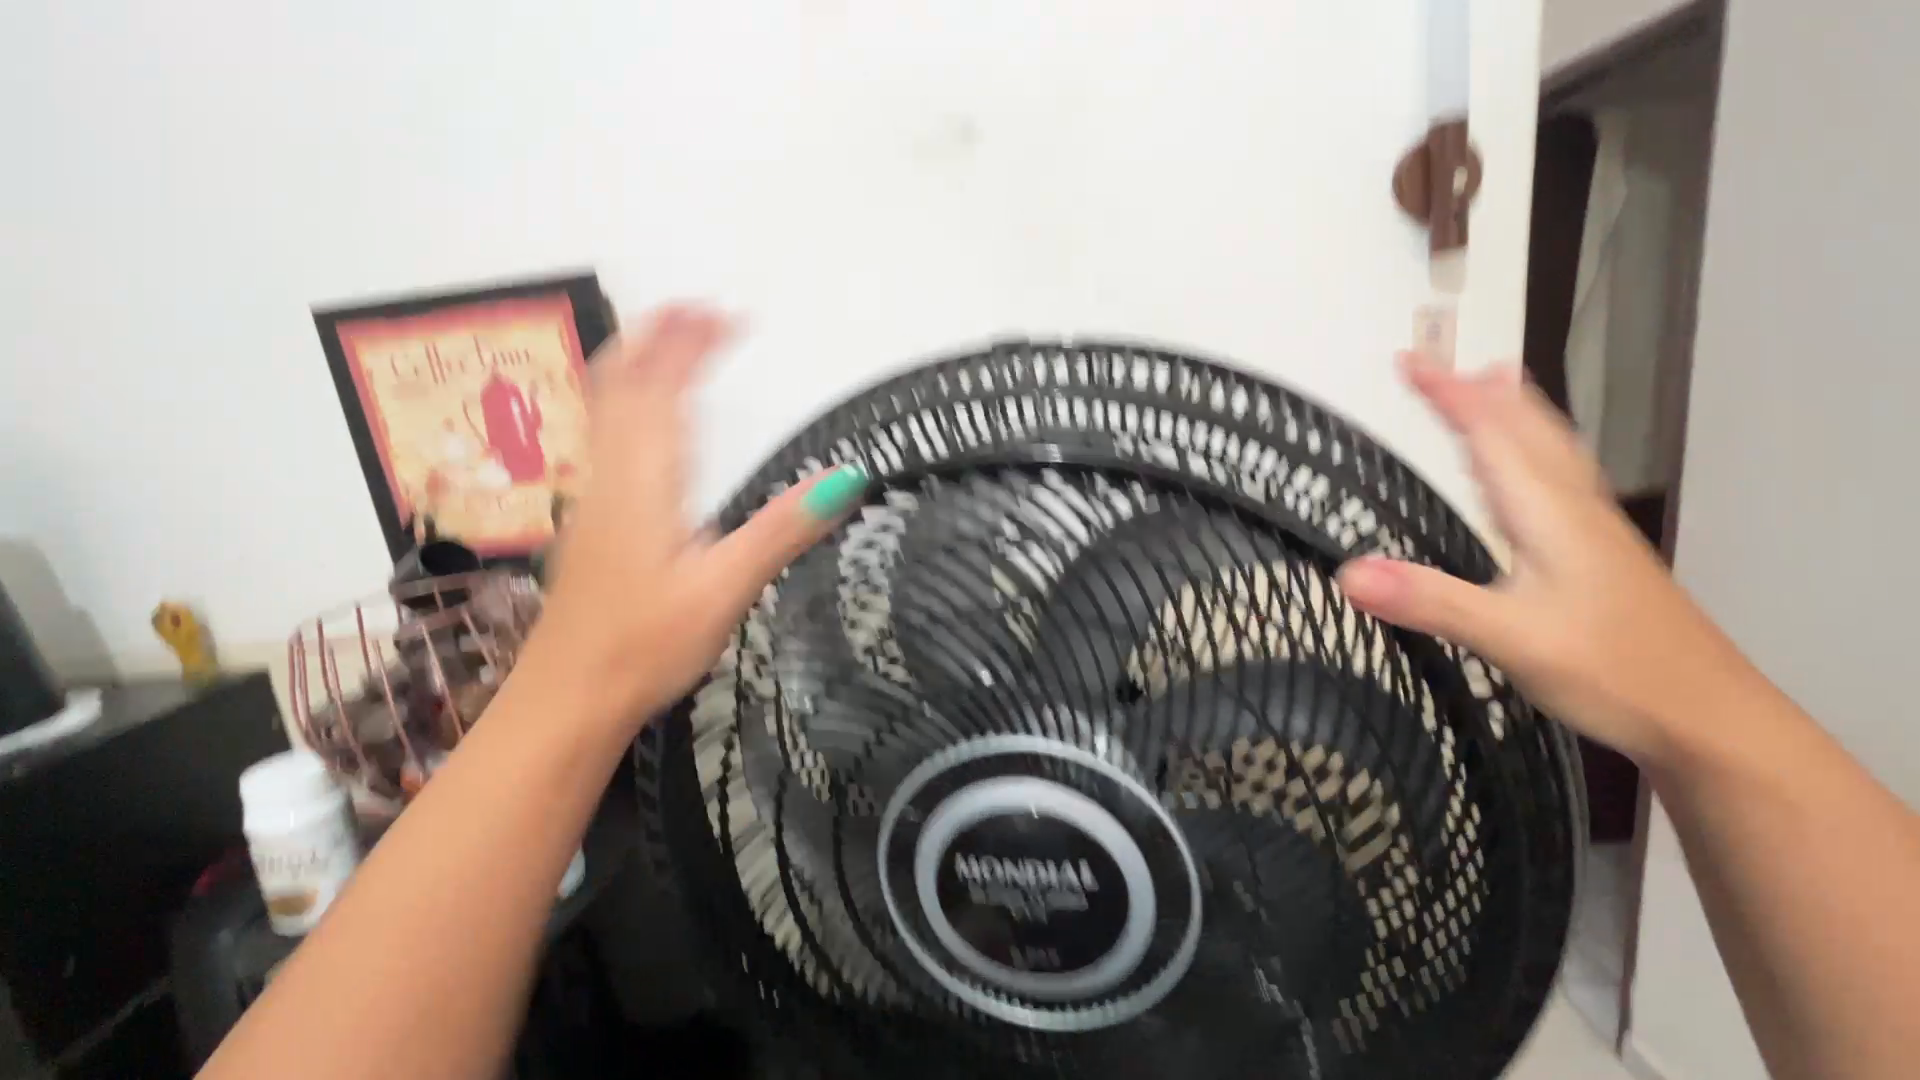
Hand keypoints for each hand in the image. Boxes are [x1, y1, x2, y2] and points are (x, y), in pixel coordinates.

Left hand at [529, 304, 867, 723]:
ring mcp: (594, 494)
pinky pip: (603, 432)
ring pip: (605, 405)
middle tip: (701, 310)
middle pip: (626, 381)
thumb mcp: (726, 588)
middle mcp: (613, 472)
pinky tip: (642, 416)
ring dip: (639, 361)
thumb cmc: (645, 644)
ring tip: (671, 340)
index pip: (665, 387)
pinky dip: (626, 398)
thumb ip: (783, 528)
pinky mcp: (590, 517)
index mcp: (647, 479)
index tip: (729, 314)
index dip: (692, 343)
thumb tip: (849, 475)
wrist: (567, 696)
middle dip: (661, 336)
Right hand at [1335, 354, 1741, 764]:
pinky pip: (1560, 478)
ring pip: (1551, 451)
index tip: (1407, 361)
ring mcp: (1593, 531)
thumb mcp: (1510, 638)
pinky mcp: (1602, 556)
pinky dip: (1537, 451)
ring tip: (1497, 384)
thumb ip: (1429, 601)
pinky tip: (1535, 474)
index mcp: (1546, 513)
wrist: (1708, 715)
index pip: (1490, 434)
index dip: (1447, 395)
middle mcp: (1572, 509)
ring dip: (1517, 412)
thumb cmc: (1612, 670)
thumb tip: (1347, 572)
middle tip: (1444, 362)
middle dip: (1480, 392)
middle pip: (1526, 431)